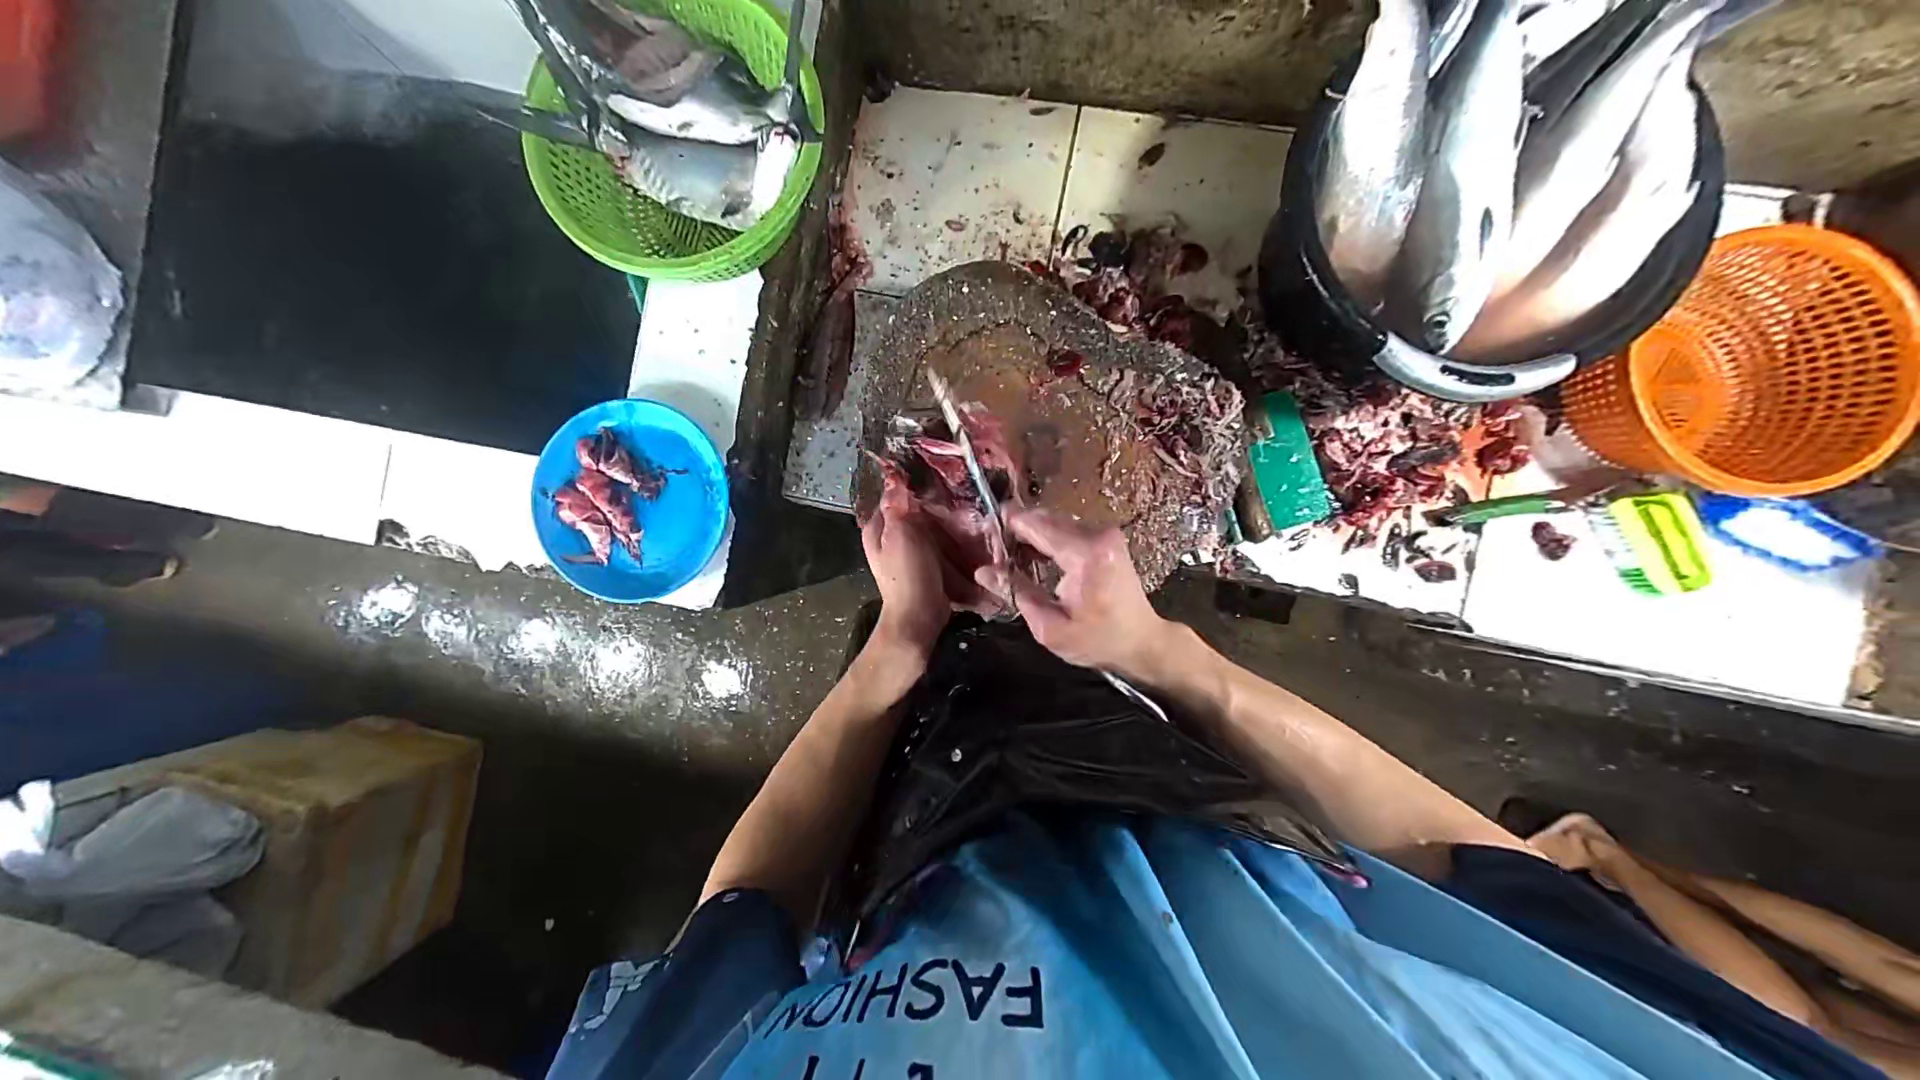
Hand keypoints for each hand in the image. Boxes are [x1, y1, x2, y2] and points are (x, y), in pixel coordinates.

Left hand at [862, 472, 975, 657]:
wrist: (920, 617)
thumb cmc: (908, 575)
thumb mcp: (900, 533)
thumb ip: (896, 504)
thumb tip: (892, 475)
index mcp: (876, 529)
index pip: (893, 497)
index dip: (913, 487)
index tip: (939, 479)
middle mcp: (888, 539)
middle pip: (912, 512)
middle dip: (932, 505)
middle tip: (958, 495)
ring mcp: (908, 554)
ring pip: (928, 528)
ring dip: (943, 523)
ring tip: (967, 512)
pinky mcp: (926, 567)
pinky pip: (938, 546)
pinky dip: (949, 541)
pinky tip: (966, 536)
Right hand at [979, 507, 1181, 678]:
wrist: (1142, 642)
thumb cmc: (1098, 641)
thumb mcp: (1050, 628)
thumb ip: (1017, 593)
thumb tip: (983, 571)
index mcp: (1087, 554)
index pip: (1037, 526)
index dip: (1007, 526)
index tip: (983, 531)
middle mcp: (1098, 534)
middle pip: (1045, 520)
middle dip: (1016, 530)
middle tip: (992, 548)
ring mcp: (1104, 533)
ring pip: (1054, 522)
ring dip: (1029, 534)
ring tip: (1007, 555)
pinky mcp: (1105, 538)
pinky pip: (1066, 529)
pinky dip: (1045, 539)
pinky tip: (1030, 556)